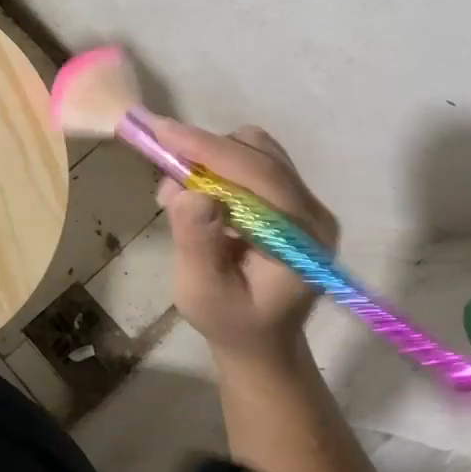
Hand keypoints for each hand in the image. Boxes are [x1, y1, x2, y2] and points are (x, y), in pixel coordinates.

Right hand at [147, 117, 339, 363]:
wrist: (260, 339)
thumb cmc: (230, 321)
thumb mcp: (204, 291)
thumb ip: (198, 242)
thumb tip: (190, 192)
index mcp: (300, 239)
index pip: (260, 176)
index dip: (209, 149)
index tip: (162, 131)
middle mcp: (312, 213)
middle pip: (258, 155)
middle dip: (204, 147)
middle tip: (158, 153)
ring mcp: (304, 204)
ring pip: (255, 150)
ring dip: (210, 155)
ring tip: (179, 184)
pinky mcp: (288, 199)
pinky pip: (252, 160)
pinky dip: (218, 162)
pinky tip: (198, 189)